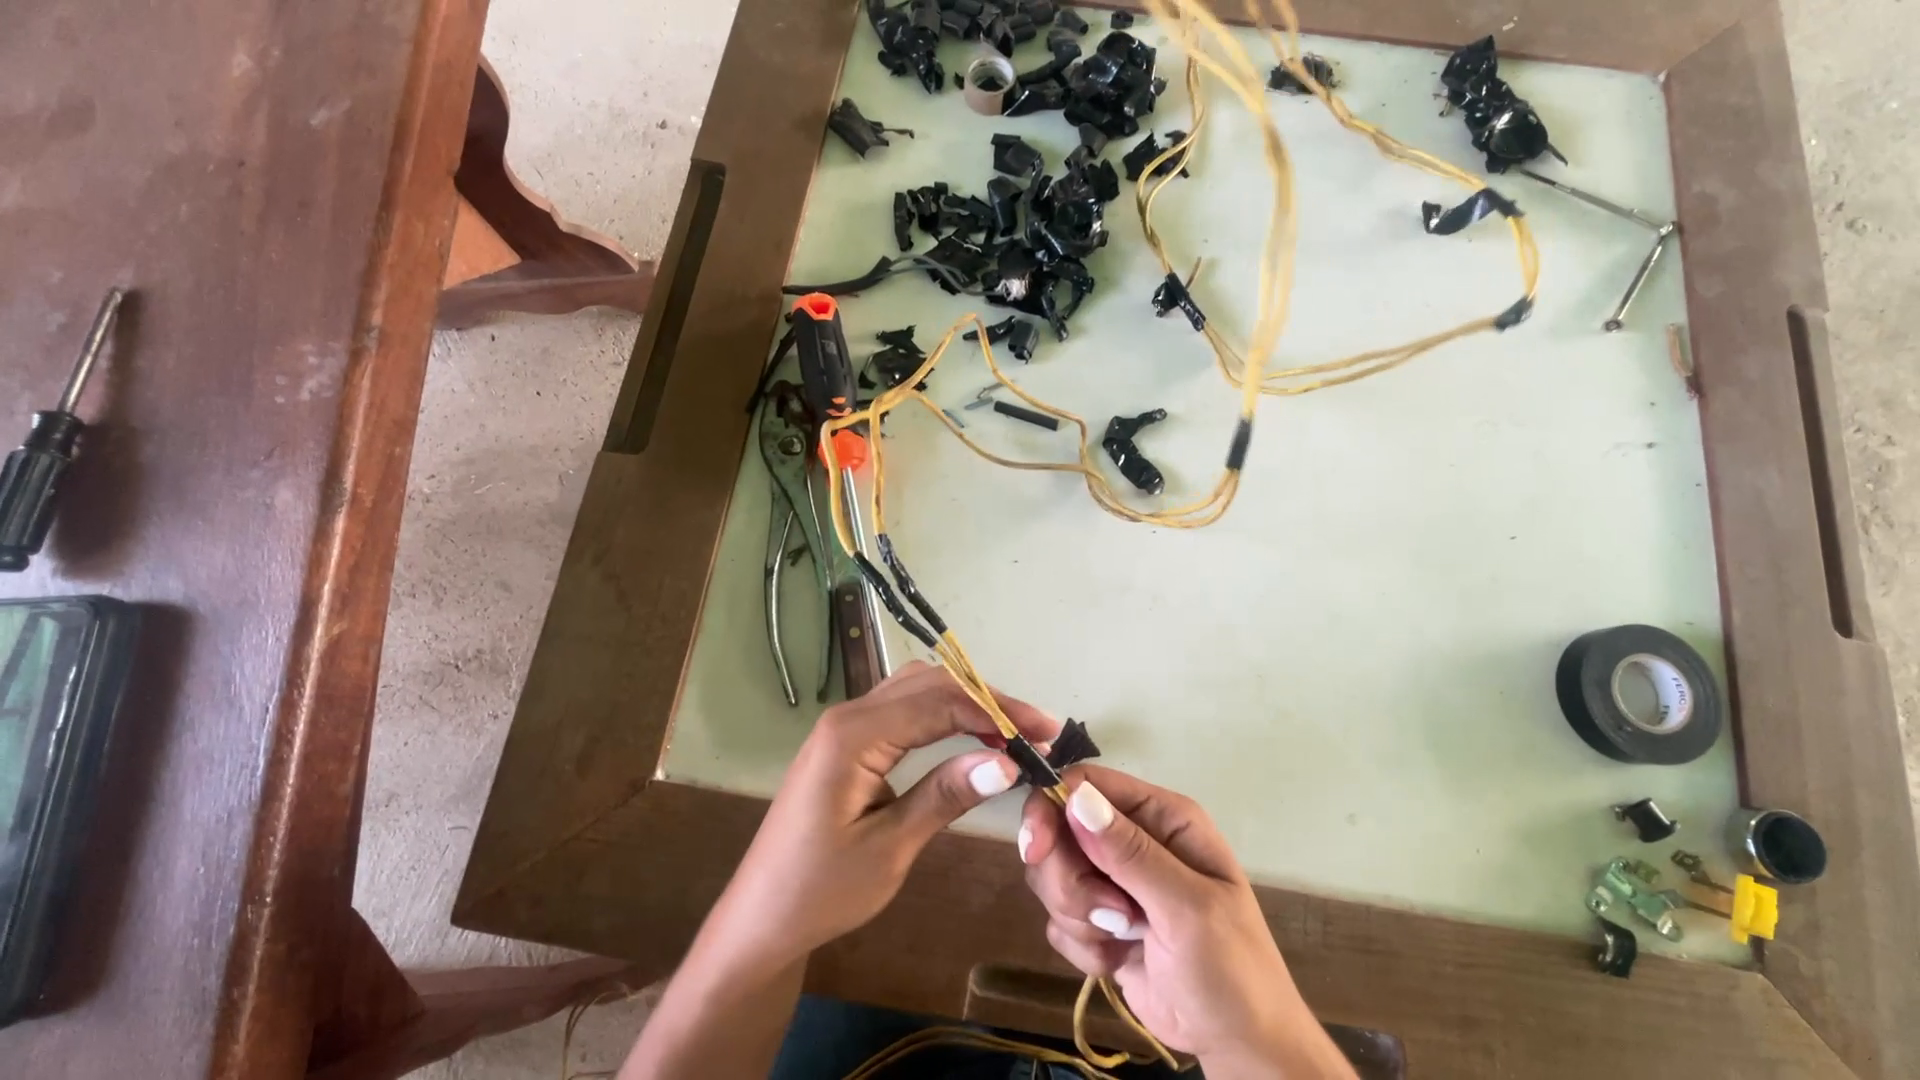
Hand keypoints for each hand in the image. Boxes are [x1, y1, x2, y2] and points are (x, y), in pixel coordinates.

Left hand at [708, 661, 1059, 969]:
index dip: (996, 711)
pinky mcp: (846, 744)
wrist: (762, 918)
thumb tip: (1007, 762)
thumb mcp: (889, 849)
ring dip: (965, 702)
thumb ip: (944, 796)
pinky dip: (941, 715)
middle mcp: (847, 717)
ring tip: (1012, 732)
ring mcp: (844, 728)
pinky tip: (970, 735)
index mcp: (852, 736)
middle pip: (928, 683)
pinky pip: (901, 711)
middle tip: (1036, 732)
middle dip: (986, 699)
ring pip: (915, 690)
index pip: (939, 702)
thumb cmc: (821, 891)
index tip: (1045, 732)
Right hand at [1019, 766, 1355, 1076]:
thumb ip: (1130, 852)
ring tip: (1125, 938)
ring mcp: (1113, 880)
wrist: (1237, 1043)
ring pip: (1053, 877)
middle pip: (1059, 833)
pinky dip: (1082, 946)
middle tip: (1112, 917)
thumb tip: (1075, 797)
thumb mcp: (1187, 908)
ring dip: (1080, 917)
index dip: (1051, 809)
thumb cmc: (1231, 968)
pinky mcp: (1098, 921)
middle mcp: (1134, 838)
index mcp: (1163, 817)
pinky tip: (1118, 961)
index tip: (1033, 849)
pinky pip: (1058, 918)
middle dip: (1072, 882)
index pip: (1086, 784)